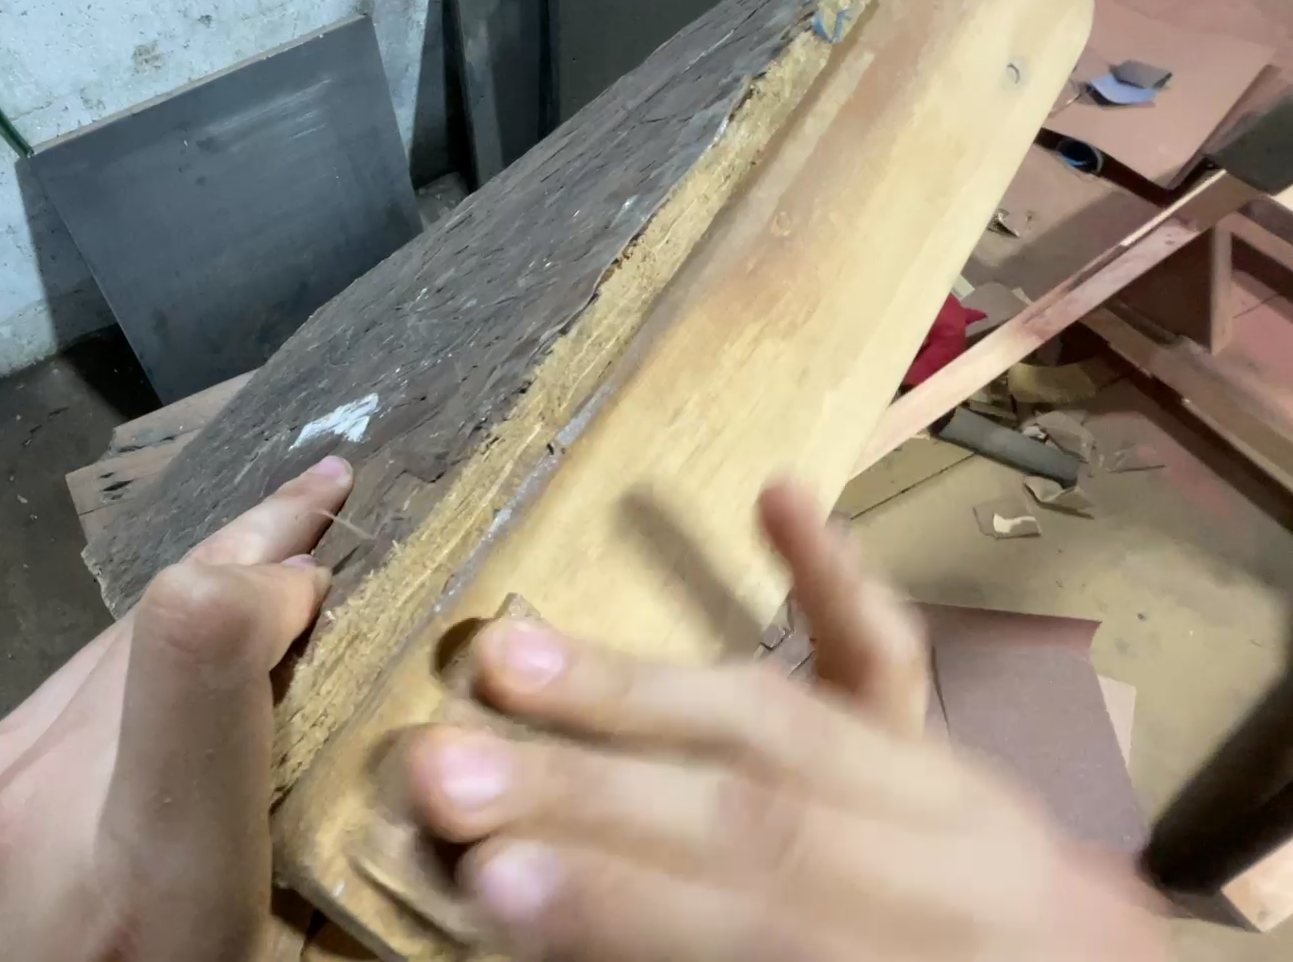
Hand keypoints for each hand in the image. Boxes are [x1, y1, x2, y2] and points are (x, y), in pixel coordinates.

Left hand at [0, 456, 353, 961]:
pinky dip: (149, 644)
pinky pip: (78, 679)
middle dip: (260, 536)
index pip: (190, 644)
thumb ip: (300, 865)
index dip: (265, 579)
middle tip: (329, 486)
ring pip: (120, 632)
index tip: (325, 578)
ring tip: (272, 547)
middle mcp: (41, 801)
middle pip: (161, 607)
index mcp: (144, 874)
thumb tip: (360, 762)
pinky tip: (183, 650)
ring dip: (206, 582)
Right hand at [401, 482, 1162, 960]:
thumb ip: (653, 945)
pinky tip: (776, 494)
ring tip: (508, 650)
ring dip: (629, 681)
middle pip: (750, 814)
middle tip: (445, 764)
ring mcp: (952, 791)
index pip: (750, 924)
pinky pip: (884, 653)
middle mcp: (967, 880)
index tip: (484, 875)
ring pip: (780, 714)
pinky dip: (829, 574)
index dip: (608, 898)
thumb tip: (510, 896)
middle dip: (580, 787)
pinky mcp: (935, 745)